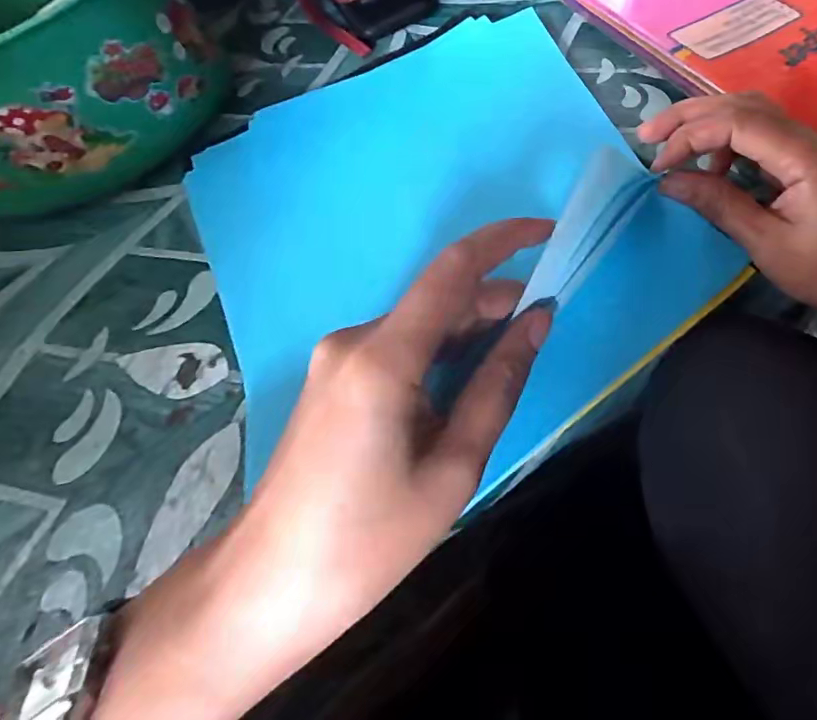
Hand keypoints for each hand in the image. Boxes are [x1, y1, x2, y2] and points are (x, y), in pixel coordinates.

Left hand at [96, 218, 555, 719]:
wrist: (268, 585)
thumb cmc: (368, 541)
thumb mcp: (453, 468)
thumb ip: (498, 384)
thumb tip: (538, 320)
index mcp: (383, 357)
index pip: (452, 270)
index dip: (504, 241)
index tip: (549, 232)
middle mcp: (354, 338)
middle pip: (438, 297)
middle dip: (495, 299)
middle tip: (543, 322)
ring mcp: (337, 355)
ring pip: (419, 321)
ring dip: (469, 326)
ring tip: (512, 354)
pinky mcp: (332, 374)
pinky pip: (398, 344)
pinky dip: (440, 349)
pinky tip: (465, 377)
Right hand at [638, 93, 816, 332]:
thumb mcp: (766, 244)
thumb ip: (718, 204)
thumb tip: (667, 181)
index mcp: (804, 156)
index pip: (735, 123)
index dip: (690, 137)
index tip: (659, 166)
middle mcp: (808, 138)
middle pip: (740, 104)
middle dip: (689, 116)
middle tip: (647, 135)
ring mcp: (809, 144)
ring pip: (748, 111)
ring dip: (705, 121)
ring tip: (669, 142)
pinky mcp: (805, 156)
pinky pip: (759, 130)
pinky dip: (724, 138)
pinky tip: (709, 164)